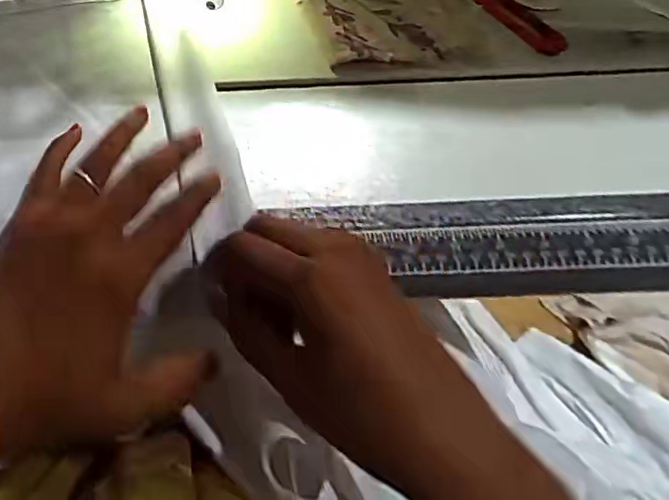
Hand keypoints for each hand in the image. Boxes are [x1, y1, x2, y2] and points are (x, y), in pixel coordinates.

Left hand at [0, 107, 222, 456]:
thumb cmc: (54, 393)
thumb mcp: (126, 405)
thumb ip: (177, 380)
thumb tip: (215, 357)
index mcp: (120, 276)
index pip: (169, 224)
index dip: (195, 198)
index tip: (213, 176)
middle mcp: (89, 236)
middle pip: (138, 182)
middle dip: (170, 156)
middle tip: (192, 136)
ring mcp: (52, 221)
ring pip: (92, 166)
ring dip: (119, 137)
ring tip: (140, 113)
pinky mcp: (23, 219)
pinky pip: (45, 172)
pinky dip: (60, 147)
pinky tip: (74, 130)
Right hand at [208, 216, 567, 499]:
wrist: (454, 444)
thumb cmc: (367, 415)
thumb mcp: (289, 378)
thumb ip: (243, 328)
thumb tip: (217, 296)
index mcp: (310, 274)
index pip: (240, 245)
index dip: (218, 267)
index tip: (213, 295)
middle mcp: (334, 249)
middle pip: (264, 225)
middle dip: (244, 255)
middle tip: (240, 300)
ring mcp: (360, 254)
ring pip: (292, 233)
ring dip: (272, 259)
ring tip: (276, 313)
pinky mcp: (376, 268)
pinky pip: (320, 246)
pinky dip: (300, 264)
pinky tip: (307, 313)